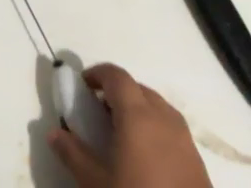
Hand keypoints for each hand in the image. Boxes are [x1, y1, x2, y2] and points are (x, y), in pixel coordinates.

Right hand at [48, 64, 209, 187]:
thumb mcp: (96, 182)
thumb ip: (73, 154)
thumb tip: (54, 133)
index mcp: (137, 116)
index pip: (117, 76)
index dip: (97, 74)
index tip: (82, 86)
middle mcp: (163, 118)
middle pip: (138, 88)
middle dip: (116, 92)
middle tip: (98, 112)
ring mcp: (184, 137)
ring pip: (157, 106)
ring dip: (137, 108)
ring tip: (121, 133)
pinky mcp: (196, 158)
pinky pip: (171, 127)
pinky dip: (154, 127)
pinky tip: (145, 155)